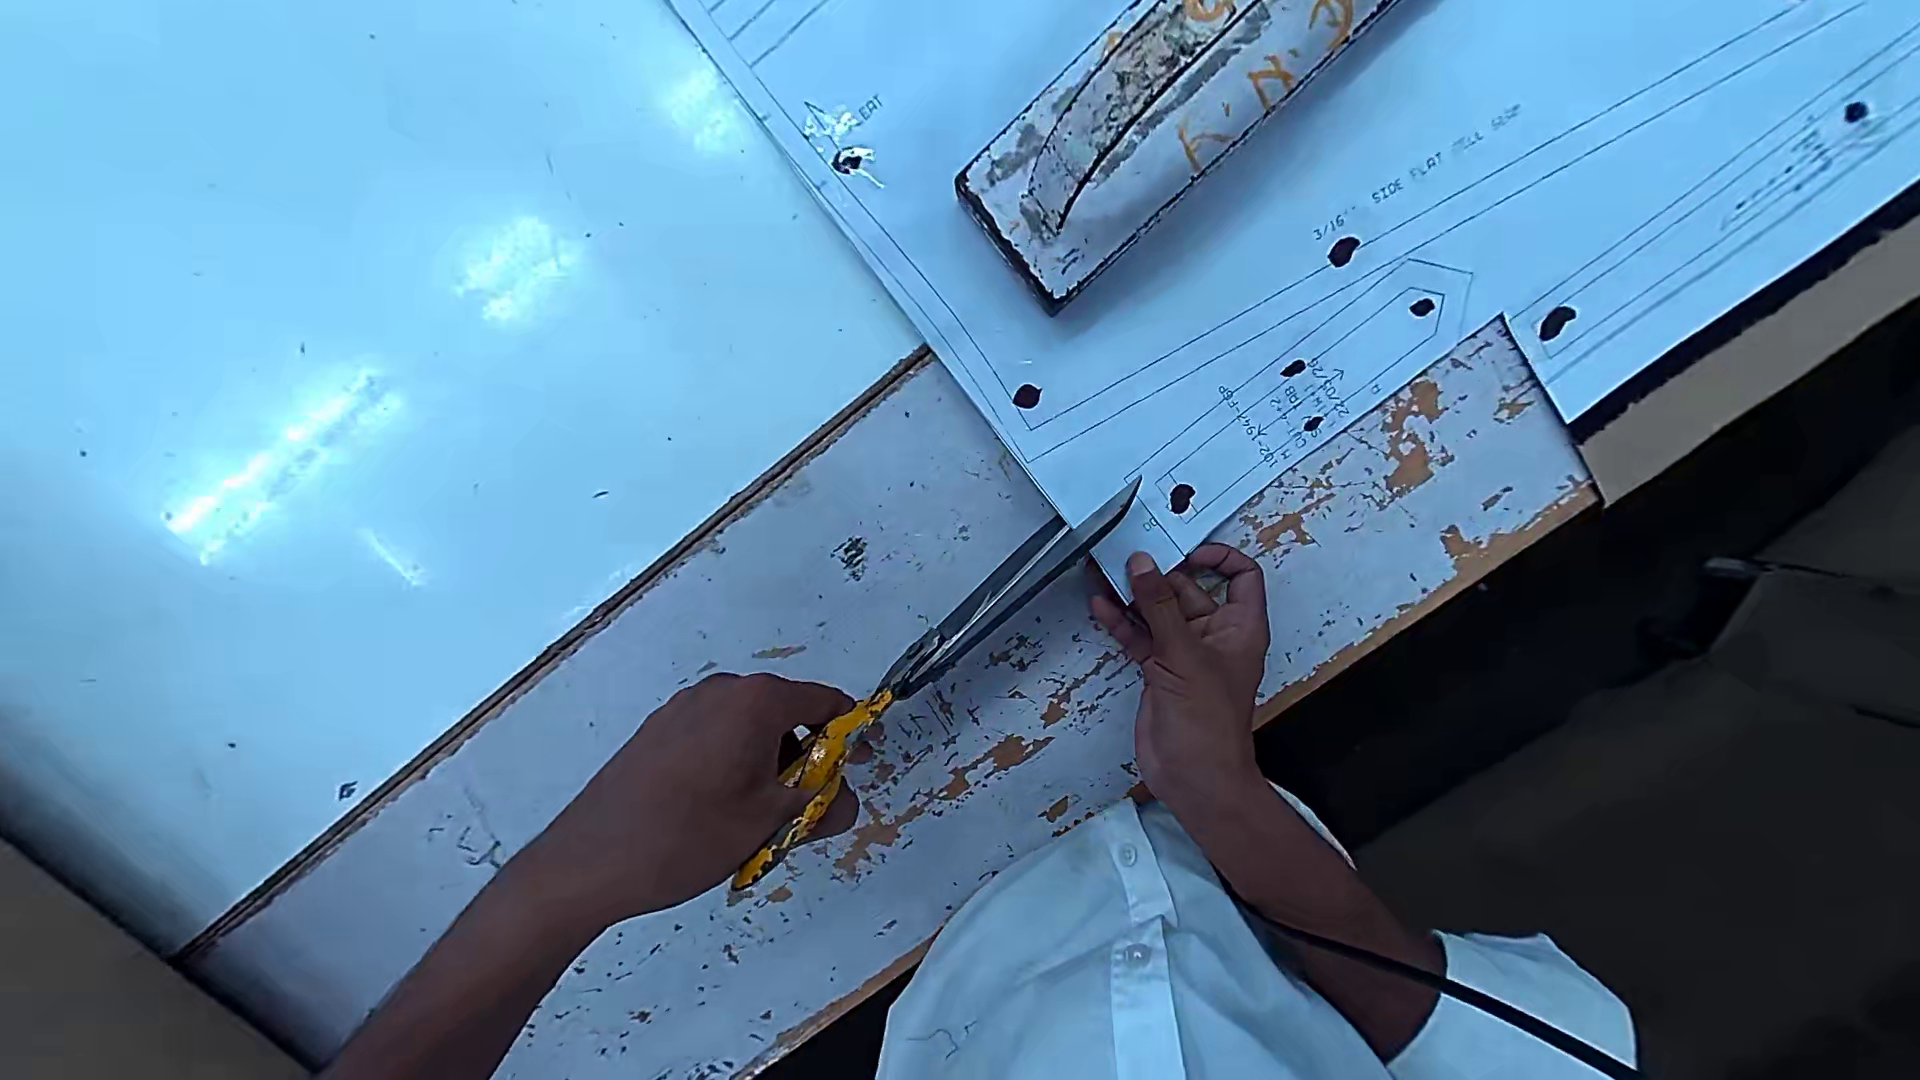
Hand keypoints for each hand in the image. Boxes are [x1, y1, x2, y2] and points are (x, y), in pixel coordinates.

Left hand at [511, 673, 859, 927]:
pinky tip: (716, 805)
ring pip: (751, 724)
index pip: (826, 701)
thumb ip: (827, 805)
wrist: (584, 864)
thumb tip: (849, 802)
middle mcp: (723, 689)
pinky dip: (735, 757)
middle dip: (807, 754)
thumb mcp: (771, 823)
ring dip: (770, 759)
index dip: (850, 732)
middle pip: (788, 712)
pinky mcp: (660, 726)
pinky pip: (718, 731)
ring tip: (755, 812)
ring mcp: (686, 704)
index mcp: (757, 700)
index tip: (856, 766)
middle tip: (802, 803)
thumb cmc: (690, 835)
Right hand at [1090, 546, 1270, 818]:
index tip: (1183, 553)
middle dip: (1156, 574)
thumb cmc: (1207, 720)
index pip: (1240, 576)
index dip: (1217, 557)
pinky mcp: (1157, 668)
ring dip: (1131, 595)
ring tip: (1102, 572)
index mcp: (1238, 626)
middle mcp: (1211, 634)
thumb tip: (1142, 564)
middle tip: (1123, 555)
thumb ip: (1160, 607)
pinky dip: (1121, 622)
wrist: (1193, 777)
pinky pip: (1138, 636)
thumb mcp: (1185, 654)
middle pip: (1185, 590)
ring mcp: (1182, 651)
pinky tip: (1101, 606)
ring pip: (1156, 612)